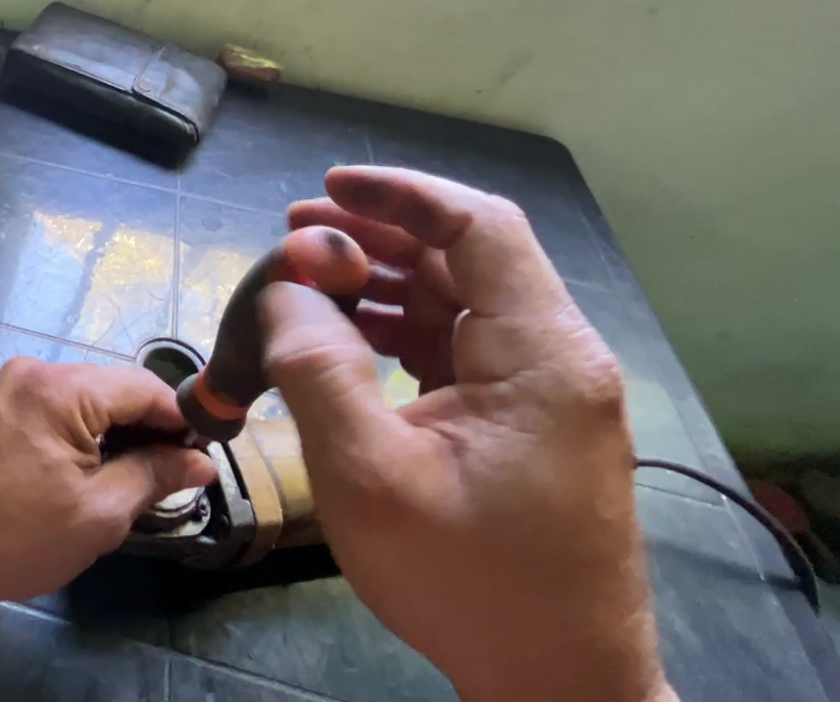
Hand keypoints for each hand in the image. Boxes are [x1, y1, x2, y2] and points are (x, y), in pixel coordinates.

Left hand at [0, 360, 215, 615]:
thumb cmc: (18, 538)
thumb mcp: (100, 513)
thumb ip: (155, 475)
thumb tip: (201, 461)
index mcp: (59, 389)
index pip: (142, 386)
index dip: (181, 417)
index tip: (205, 451)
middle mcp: (34, 370)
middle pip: (113, 385)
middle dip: (149, 423)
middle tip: (177, 468)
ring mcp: (11, 382)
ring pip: (86, 394)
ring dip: (117, 426)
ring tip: (140, 470)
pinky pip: (57, 402)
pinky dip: (84, 426)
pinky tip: (96, 461)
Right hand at [267, 166, 673, 701]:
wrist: (555, 683)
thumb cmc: (465, 581)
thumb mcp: (368, 474)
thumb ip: (317, 369)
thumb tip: (285, 289)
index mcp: (538, 357)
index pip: (479, 227)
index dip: (400, 194)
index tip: (326, 186)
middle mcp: (551, 357)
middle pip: (464, 255)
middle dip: (376, 232)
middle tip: (295, 231)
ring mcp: (537, 388)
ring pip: (455, 295)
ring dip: (380, 276)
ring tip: (306, 276)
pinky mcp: (516, 416)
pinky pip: (450, 340)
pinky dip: (391, 322)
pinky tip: (341, 334)